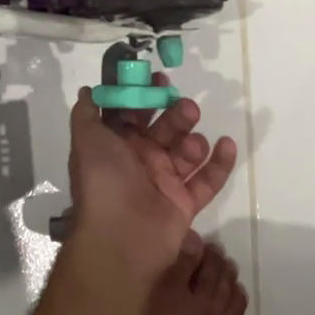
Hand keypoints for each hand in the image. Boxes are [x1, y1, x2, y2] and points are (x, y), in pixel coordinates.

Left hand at [67, 76, 237, 275]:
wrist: (120, 237)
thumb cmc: (102, 180)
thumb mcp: (86, 139)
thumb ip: (87, 112)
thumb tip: (88, 90)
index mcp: (117, 144)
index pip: (134, 112)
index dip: (146, 93)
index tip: (159, 77)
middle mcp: (141, 160)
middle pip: (164, 128)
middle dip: (176, 114)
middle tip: (187, 107)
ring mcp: (164, 181)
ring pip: (186, 150)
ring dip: (194, 139)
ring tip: (193, 142)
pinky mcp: (185, 203)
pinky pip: (207, 180)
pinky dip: (220, 163)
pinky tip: (227, 144)